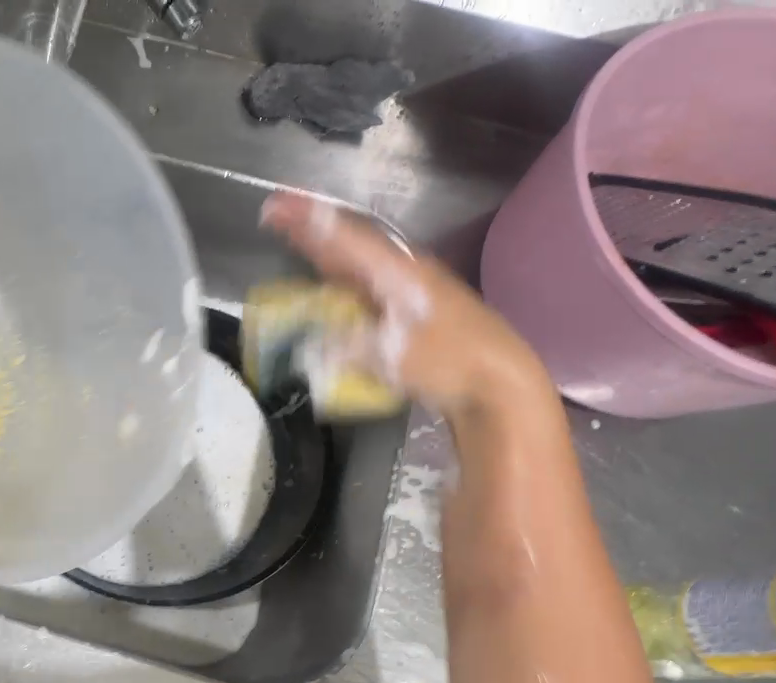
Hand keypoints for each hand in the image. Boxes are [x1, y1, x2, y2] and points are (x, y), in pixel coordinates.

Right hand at [259, 192, 554, 421]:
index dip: (309, 222)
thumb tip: (312, 342)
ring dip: (324, 252)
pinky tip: (325, 284)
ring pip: (356, 264)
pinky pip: (364, 286)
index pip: (345, 239)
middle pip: (349, 244)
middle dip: (312, 230)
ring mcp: (409, 291)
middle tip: (276, 216)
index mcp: (399, 274)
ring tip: (293, 241)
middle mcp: (403, 273)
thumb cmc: (451, 363)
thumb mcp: (394, 357)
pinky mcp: (410, 311)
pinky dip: (338, 279)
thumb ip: (349, 346)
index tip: (275, 207)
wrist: (500, 383)